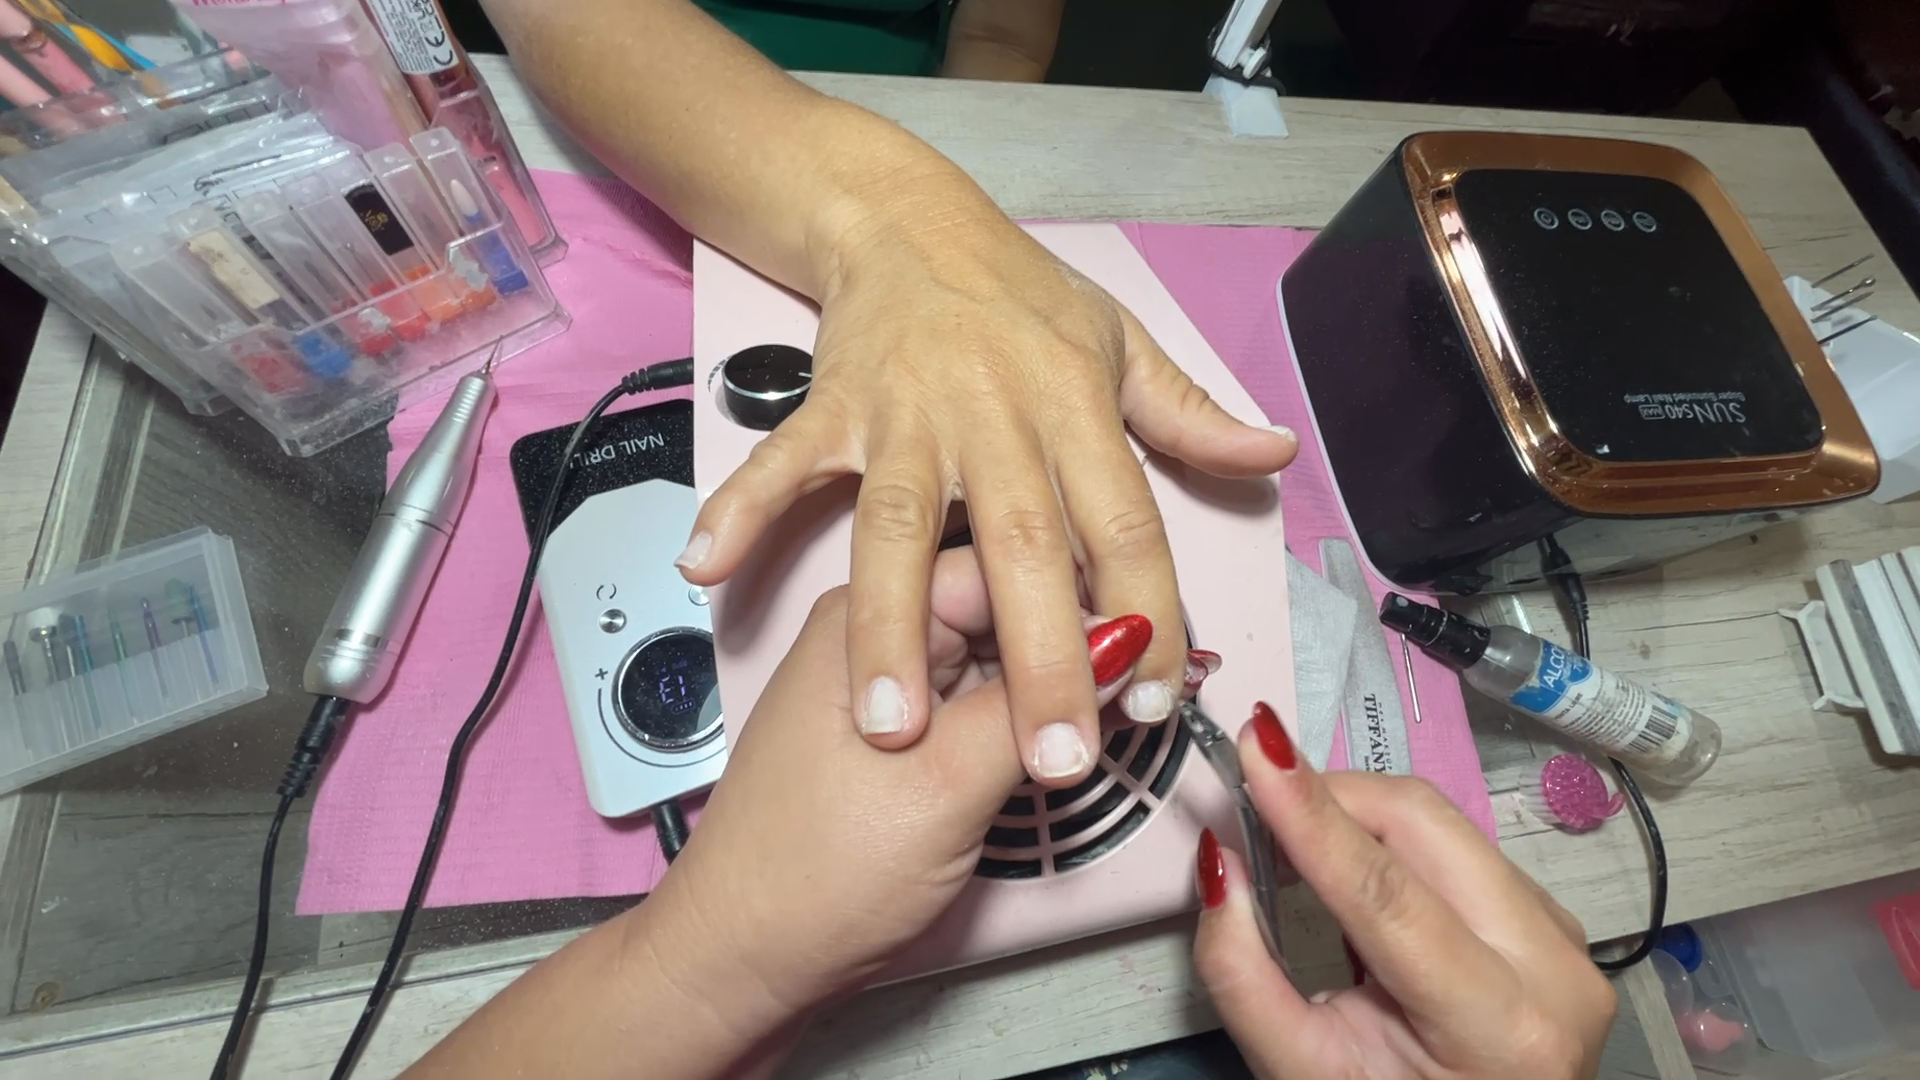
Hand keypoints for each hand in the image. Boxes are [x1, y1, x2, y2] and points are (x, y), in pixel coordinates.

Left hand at [645, 548, 1168, 1020]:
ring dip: (1063, 683)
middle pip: (1004, 609)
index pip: (994, 570)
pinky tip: (1084, 729)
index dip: (1076, 599)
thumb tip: (1123, 643)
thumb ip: (1036, 708)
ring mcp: (899, 677)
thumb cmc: (816, 870)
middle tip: (1156, 675)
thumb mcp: (943, 783)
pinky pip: (989, 699)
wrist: (749, 958)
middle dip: (1078, 644)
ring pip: (1004, 656)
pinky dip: (1037, 715)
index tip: (1150, 636)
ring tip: (1133, 702)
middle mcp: (883, 627)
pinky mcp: (914, 725)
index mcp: (870, 611)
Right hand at [678, 184, 1294, 788]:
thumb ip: (1189, 412)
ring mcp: (903, 414)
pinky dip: (742, 510)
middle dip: (1041, 658)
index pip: (1124, 524)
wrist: (908, 221)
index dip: (1147, 616)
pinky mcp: (829, 406)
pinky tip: (705, 567)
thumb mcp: (1117, 342)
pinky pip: (782, 463)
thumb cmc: (1020, 292)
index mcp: (1072, 405)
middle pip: (1023, 547)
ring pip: (900, 527)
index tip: (1151, 703)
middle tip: (1053, 765)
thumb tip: (1274, 455)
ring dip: (893, 624)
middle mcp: (992, 416)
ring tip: (889, 726)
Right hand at [1194, 704, 1615, 1079]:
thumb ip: (1239, 969)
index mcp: (1499, 1025)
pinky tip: (1347, 861)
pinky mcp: (1543, 908)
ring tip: (1294, 845)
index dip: (1310, 811)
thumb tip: (1220, 857)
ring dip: (1347, 808)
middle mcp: (1550, 961)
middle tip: (1256, 811)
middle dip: (1324, 796)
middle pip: (1418, 821)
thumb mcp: (1296, 1068)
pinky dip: (1376, 827)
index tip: (1255, 742)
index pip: (1384, 891)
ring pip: (1431, 814)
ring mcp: (1557, 929)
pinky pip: (1445, 832)